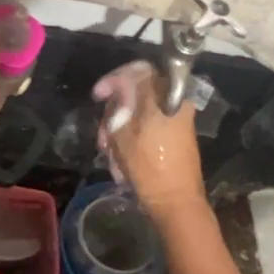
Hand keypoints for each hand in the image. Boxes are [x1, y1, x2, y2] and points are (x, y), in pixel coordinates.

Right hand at [94, 60, 205, 217]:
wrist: (176, 202)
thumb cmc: (149, 168)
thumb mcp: (124, 134)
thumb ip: (120, 105)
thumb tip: (118, 91)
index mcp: (165, 98)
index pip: (138, 71)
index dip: (113, 79)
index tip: (97, 95)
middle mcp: (174, 104)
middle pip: (137, 94)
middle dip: (113, 114)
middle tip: (102, 137)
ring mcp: (177, 120)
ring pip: (139, 114)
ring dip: (119, 131)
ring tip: (109, 154)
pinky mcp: (176, 136)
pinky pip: (148, 127)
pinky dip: (131, 139)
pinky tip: (120, 161)